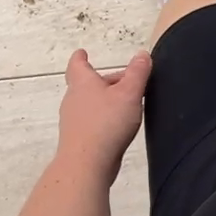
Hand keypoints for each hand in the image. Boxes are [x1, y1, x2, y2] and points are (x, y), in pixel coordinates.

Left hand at [55, 49, 150, 181]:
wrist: (87, 163)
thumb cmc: (107, 122)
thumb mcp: (129, 93)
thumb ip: (138, 73)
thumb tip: (141, 54)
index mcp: (83, 84)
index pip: (78, 66)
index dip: (81, 58)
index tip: (82, 53)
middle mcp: (74, 99)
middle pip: (89, 84)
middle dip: (106, 81)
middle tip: (128, 80)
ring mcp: (74, 120)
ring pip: (91, 102)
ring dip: (106, 99)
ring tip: (128, 103)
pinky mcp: (79, 137)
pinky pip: (92, 119)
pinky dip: (104, 116)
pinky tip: (120, 124)